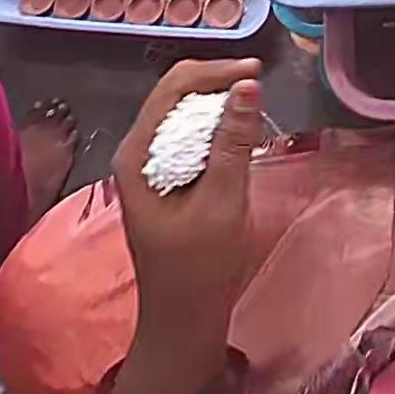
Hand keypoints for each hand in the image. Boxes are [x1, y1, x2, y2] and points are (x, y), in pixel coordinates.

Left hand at [111, 58, 264, 393]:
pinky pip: (187, 134)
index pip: (173, 88)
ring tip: (252, 104)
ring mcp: (148, 163)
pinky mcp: (163, 175)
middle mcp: (137, 150)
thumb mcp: (223, 202)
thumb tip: (248, 85)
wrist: (183, 322)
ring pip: (182, 112)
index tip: (256, 72)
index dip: (215, 72)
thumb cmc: (200, 268)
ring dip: (216, 103)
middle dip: (216, 83)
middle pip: (175, 94)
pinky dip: (213, 125)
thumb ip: (233, 141)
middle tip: (257, 86)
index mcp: (138, 153)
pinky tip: (236, 131)